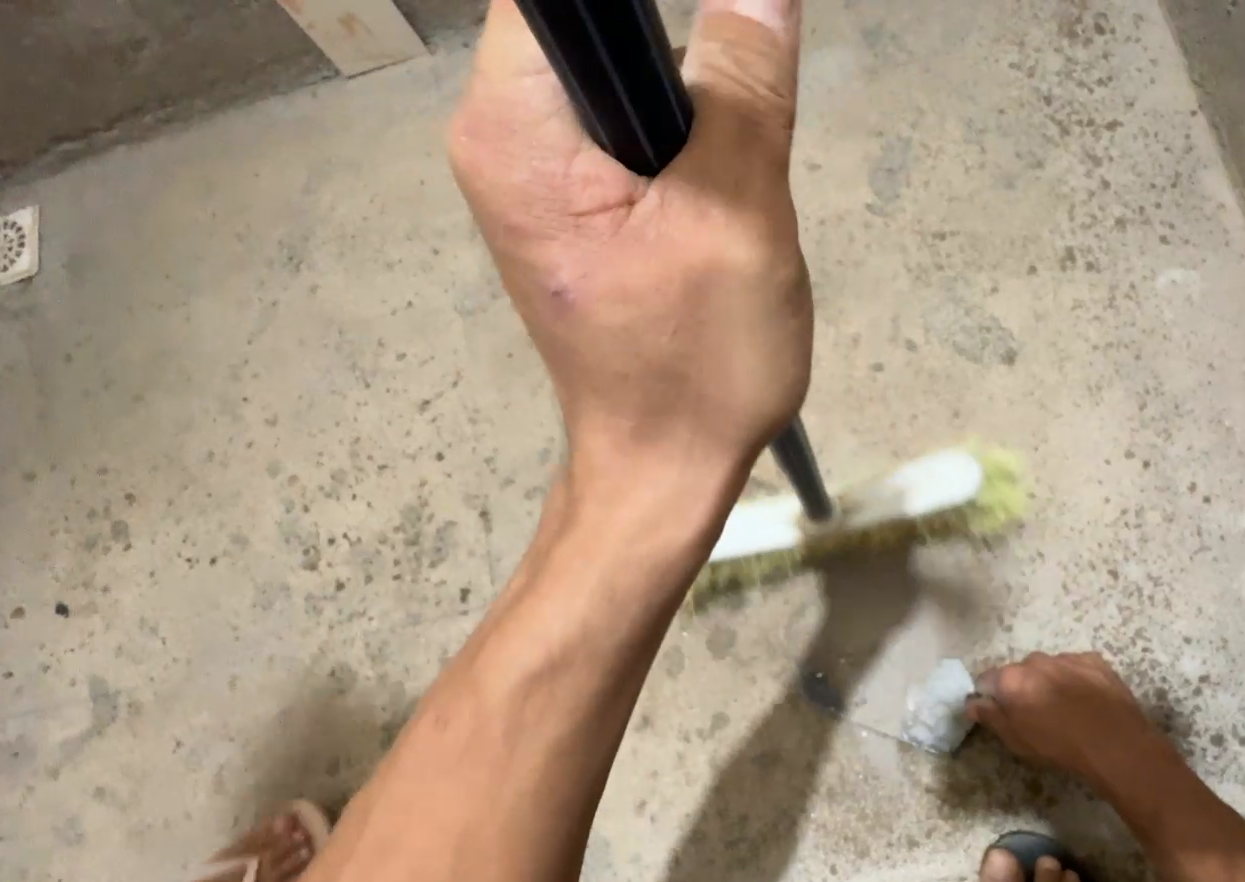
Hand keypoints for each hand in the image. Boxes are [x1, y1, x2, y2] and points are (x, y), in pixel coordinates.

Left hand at [448, 0, 811, 486]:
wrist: (664, 471)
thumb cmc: (696, 367)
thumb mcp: (737, 220)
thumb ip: (744, 87)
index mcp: (514, 128)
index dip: (655, 15)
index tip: (718, 84)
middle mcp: (500, 138)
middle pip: (603, 33)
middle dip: (686, 80)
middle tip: (731, 170)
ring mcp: (531, 178)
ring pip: (627, 86)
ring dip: (693, 123)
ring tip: (723, 209)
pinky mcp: (567, 211)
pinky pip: (628, 138)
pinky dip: (681, 156)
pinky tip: (707, 220)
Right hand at [968, 652, 1171, 783]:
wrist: (1114, 743)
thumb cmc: (1058, 745)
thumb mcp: (1016, 740)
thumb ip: (990, 717)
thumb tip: (972, 702)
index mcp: (1010, 678)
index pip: (986, 680)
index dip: (990, 696)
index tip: (1000, 712)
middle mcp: (1034, 661)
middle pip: (1019, 672)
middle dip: (1022, 688)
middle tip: (1034, 714)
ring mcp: (1066, 658)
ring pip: (1048, 668)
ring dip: (1049, 682)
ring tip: (1065, 708)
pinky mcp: (1094, 661)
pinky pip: (1075, 667)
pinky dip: (1075, 679)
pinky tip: (1085, 700)